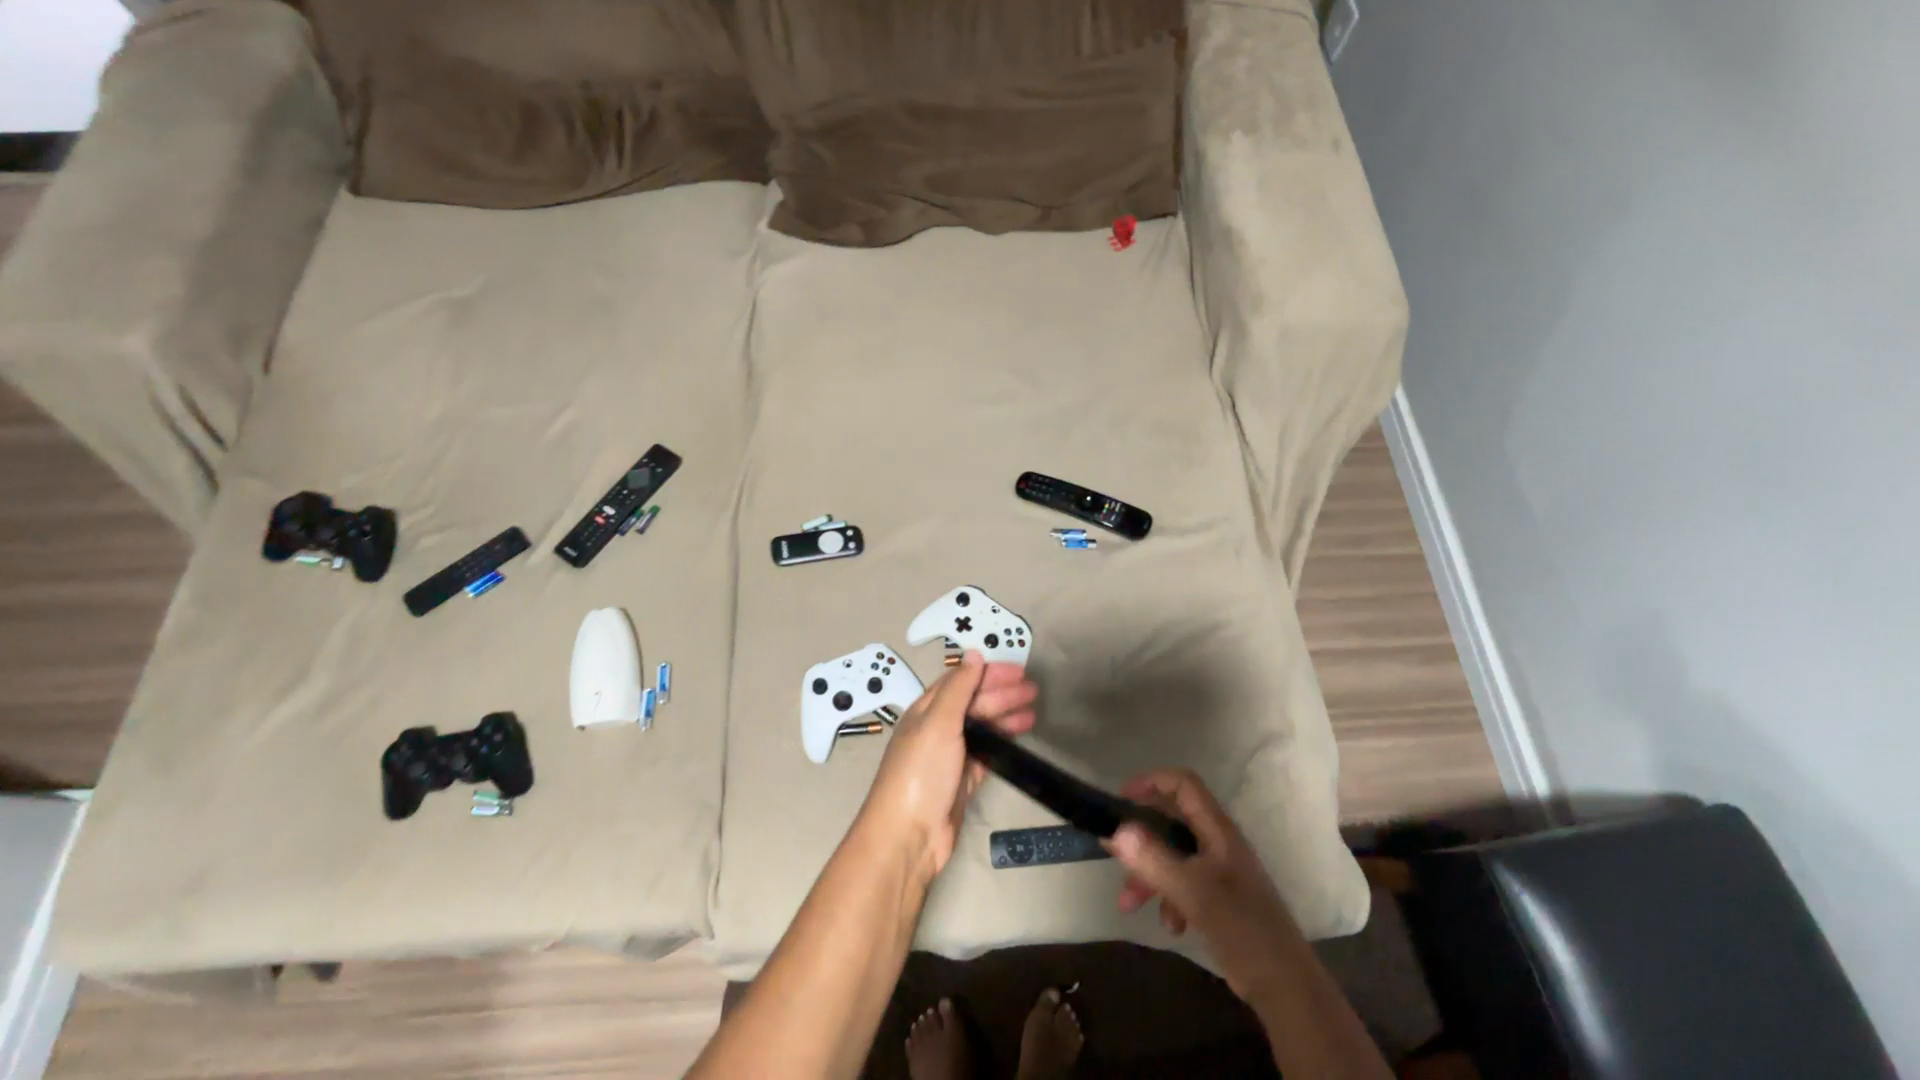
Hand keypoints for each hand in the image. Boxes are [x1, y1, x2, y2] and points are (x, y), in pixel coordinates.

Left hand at [858, 652, 1037, 879]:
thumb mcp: (938, 723)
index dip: (987, 673)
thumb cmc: (920, 773)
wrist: (909, 834)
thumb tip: (972, 654)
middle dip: (1002, 693)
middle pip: (973, 703)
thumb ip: (958, 688)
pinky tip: (1019, 737)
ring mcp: (950, 756)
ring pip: (982, 727)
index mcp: (925, 711)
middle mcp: (936, 730)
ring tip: (1033, 712)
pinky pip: (986, 753)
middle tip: (1033, 690)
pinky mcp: (962, 780)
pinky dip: (1003, 742)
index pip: (959, 682)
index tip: (1017, 670)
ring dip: (1006, 716)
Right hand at [1106, 768, 1297, 1001]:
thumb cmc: (1241, 928)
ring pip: (1172, 857)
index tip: (1120, 801)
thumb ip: (1153, 859)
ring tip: (1128, 905)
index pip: (1183, 785)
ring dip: (1148, 876)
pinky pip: (1183, 884)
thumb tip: (1116, 830)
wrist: (1283, 981)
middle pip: (1171, 822)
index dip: (1151, 782)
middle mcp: (1218, 843)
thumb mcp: (1192, 892)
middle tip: (1112, 855)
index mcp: (1217, 831)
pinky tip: (1171, 925)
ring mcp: (1219, 871)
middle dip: (1140, 840)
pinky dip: (1169, 899)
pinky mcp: (1219, 898)